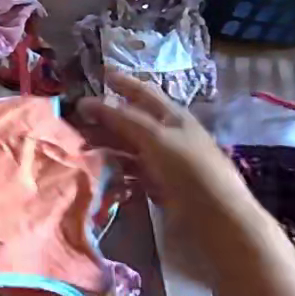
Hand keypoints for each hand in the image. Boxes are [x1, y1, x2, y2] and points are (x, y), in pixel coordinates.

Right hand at [77, 72, 273, 259]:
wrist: (219, 221)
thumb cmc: (190, 171)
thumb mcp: (156, 138)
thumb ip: (123, 119)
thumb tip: (88, 102)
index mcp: (173, 118)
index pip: (143, 93)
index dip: (123, 83)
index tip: (100, 74)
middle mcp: (169, 137)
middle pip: (132, 122)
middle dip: (106, 119)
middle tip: (76, 120)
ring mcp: (165, 164)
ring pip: (129, 149)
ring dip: (106, 148)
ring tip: (80, 150)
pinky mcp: (161, 189)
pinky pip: (133, 175)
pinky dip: (116, 174)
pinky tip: (101, 177)